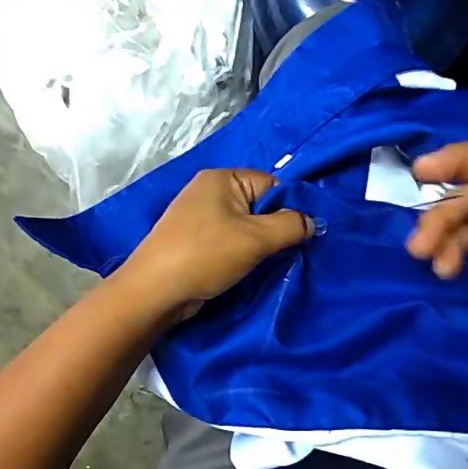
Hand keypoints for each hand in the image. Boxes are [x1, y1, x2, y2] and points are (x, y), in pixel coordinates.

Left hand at [114, 168, 313, 319]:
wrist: (155, 290)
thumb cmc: (206, 255)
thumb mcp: (256, 239)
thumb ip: (291, 226)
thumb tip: (312, 222)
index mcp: (222, 178)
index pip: (271, 184)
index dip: (287, 209)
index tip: (297, 236)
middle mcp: (209, 191)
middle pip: (258, 206)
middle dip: (273, 229)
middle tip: (282, 254)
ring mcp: (198, 217)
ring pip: (244, 227)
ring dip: (257, 246)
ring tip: (262, 264)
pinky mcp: (194, 241)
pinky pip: (228, 242)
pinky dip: (239, 255)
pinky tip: (243, 270)